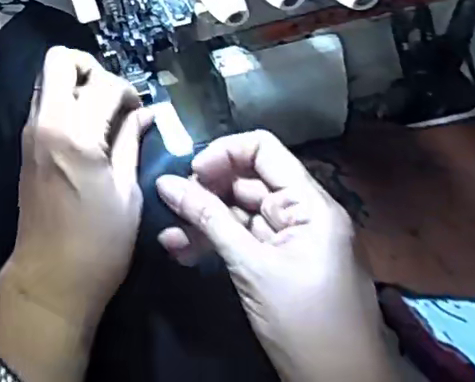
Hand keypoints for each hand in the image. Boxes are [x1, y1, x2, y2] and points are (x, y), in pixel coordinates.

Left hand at [0, 47, 152, 381]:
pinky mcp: (25, 140)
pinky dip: (63, 98)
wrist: (49, 277)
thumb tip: (143, 113)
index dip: (128, 89)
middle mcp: (47, 120)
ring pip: (47, 76)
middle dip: (90, 67)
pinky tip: (85, 125)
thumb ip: (131, 142)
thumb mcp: (126, 192)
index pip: (103, 82)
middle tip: (112, 94)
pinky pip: (43, 99)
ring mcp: (30, 128)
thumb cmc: (98, 243)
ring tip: (100, 110)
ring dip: (74, 81)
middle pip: (59, 59)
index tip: (138, 109)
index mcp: (75, 134)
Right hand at [156, 131, 396, 381]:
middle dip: (206, 190)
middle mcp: (303, 214)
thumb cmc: (307, 325)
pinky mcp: (280, 265)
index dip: (224, 153)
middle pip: (246, 180)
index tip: (193, 173)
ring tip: (170, 234)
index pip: (263, 150)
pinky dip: (214, 242)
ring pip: (239, 212)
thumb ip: (208, 218)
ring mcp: (292, 241)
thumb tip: (164, 181)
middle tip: (172, 204)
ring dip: (203, 220)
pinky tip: (182, 250)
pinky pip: (242, 239)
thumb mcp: (251, 267)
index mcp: (310, 205)